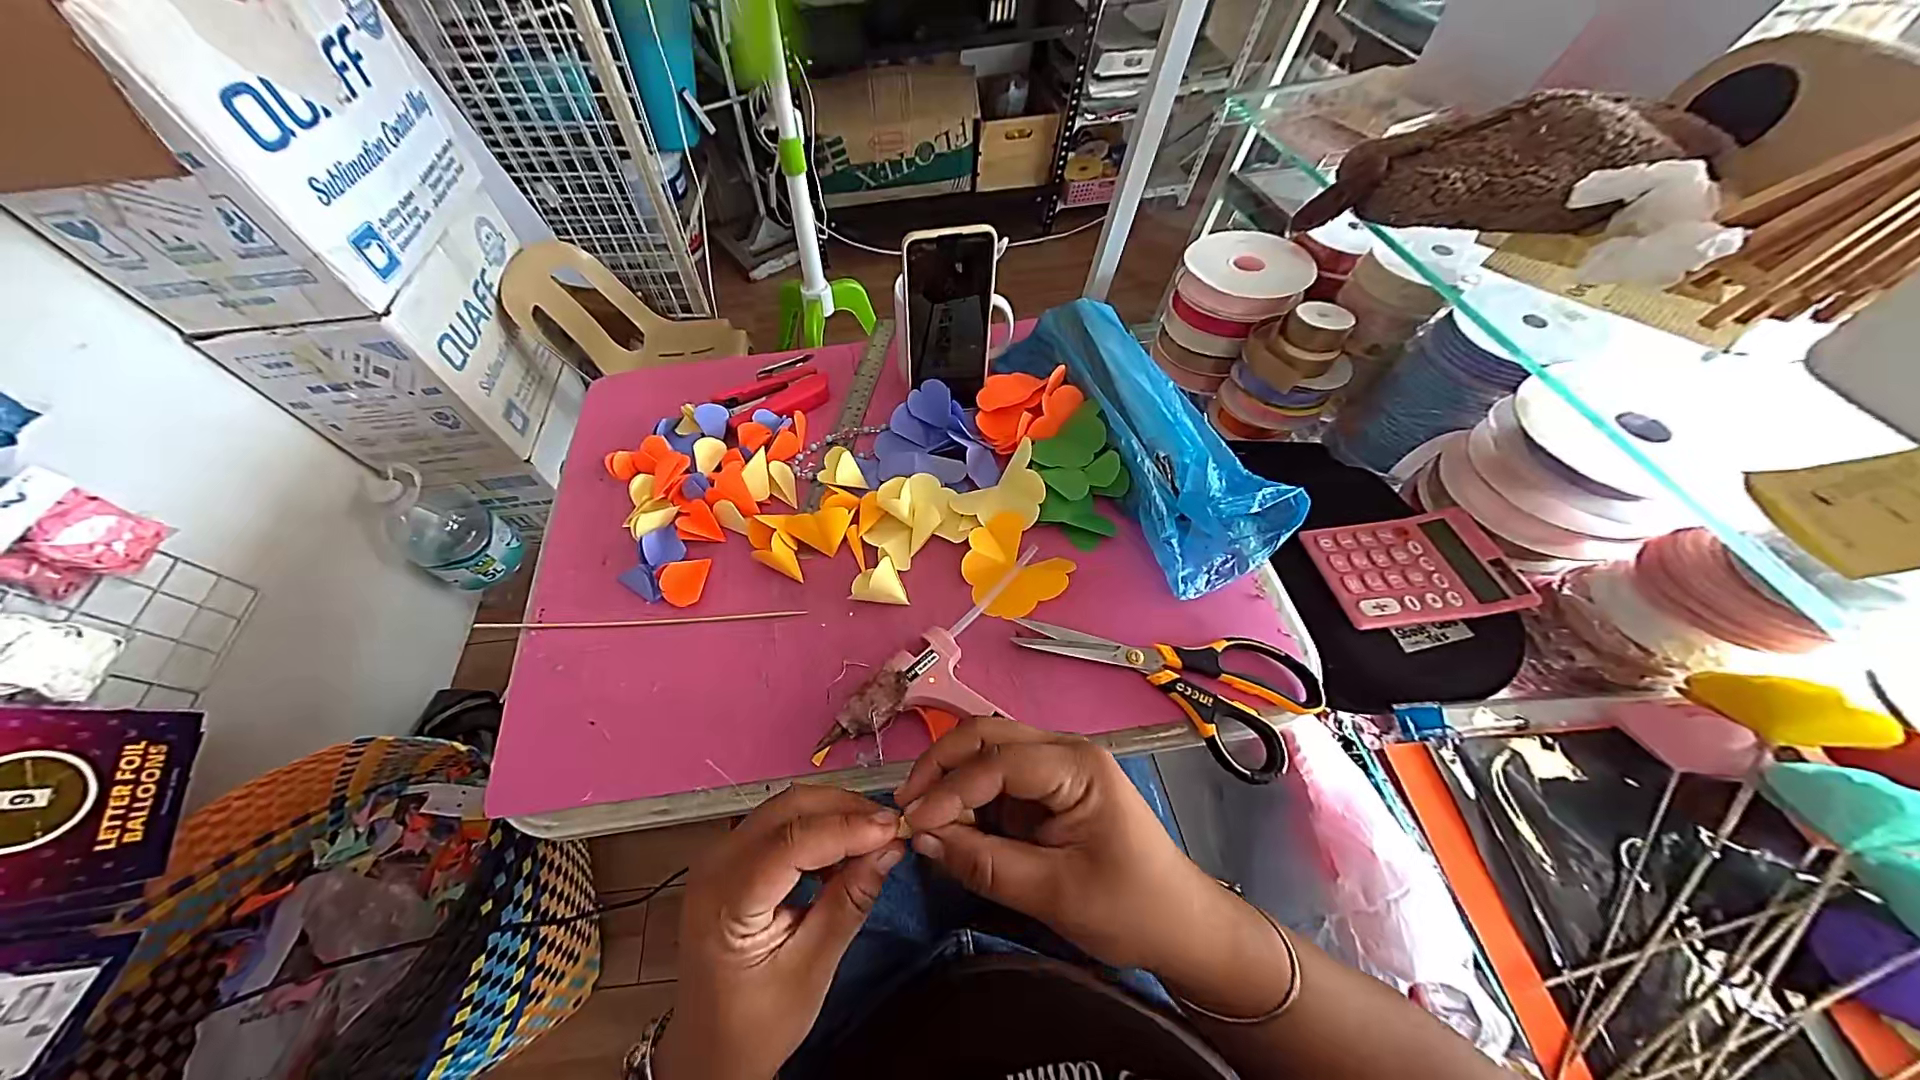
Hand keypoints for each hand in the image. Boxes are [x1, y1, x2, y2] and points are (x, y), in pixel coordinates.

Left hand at [653, 785, 904, 1079]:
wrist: (708, 1051)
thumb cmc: (755, 1024)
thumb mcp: (811, 970)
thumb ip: (850, 902)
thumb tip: (889, 848)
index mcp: (725, 900)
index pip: (791, 841)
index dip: (847, 828)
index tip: (894, 828)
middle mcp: (715, 863)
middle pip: (788, 808)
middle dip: (844, 809)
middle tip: (889, 826)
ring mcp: (719, 856)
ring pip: (786, 807)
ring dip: (833, 813)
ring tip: (873, 837)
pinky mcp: (731, 857)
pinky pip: (780, 822)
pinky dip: (817, 825)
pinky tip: (842, 849)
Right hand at [893, 716, 1275, 999]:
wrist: (1180, 926)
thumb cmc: (1130, 908)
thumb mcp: (1055, 894)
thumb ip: (985, 863)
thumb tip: (922, 838)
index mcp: (1077, 765)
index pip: (998, 760)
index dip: (950, 789)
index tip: (911, 822)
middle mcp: (1064, 751)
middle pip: (987, 736)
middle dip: (942, 766)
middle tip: (907, 807)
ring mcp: (1054, 767)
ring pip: (986, 752)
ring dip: (951, 779)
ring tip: (923, 819)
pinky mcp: (1046, 789)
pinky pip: (995, 780)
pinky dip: (967, 798)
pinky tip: (951, 825)